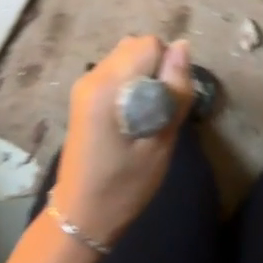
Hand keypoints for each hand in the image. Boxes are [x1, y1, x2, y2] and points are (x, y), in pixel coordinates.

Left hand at [50, 36, 192, 245]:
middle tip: (158, 112)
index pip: (149, 45)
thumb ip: (174, 91)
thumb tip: (182, 46)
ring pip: (127, 56)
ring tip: (146, 115)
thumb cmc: (124, 186)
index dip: (167, 67)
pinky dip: (131, 84)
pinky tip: (131, 117)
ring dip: (144, 76)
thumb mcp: (160, 142)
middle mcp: (92, 76)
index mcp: (107, 86)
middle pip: (136, 46)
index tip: (168, 101)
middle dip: (156, 69)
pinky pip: (116, 71)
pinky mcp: (83, 95)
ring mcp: (84, 84)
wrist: (80, 218)